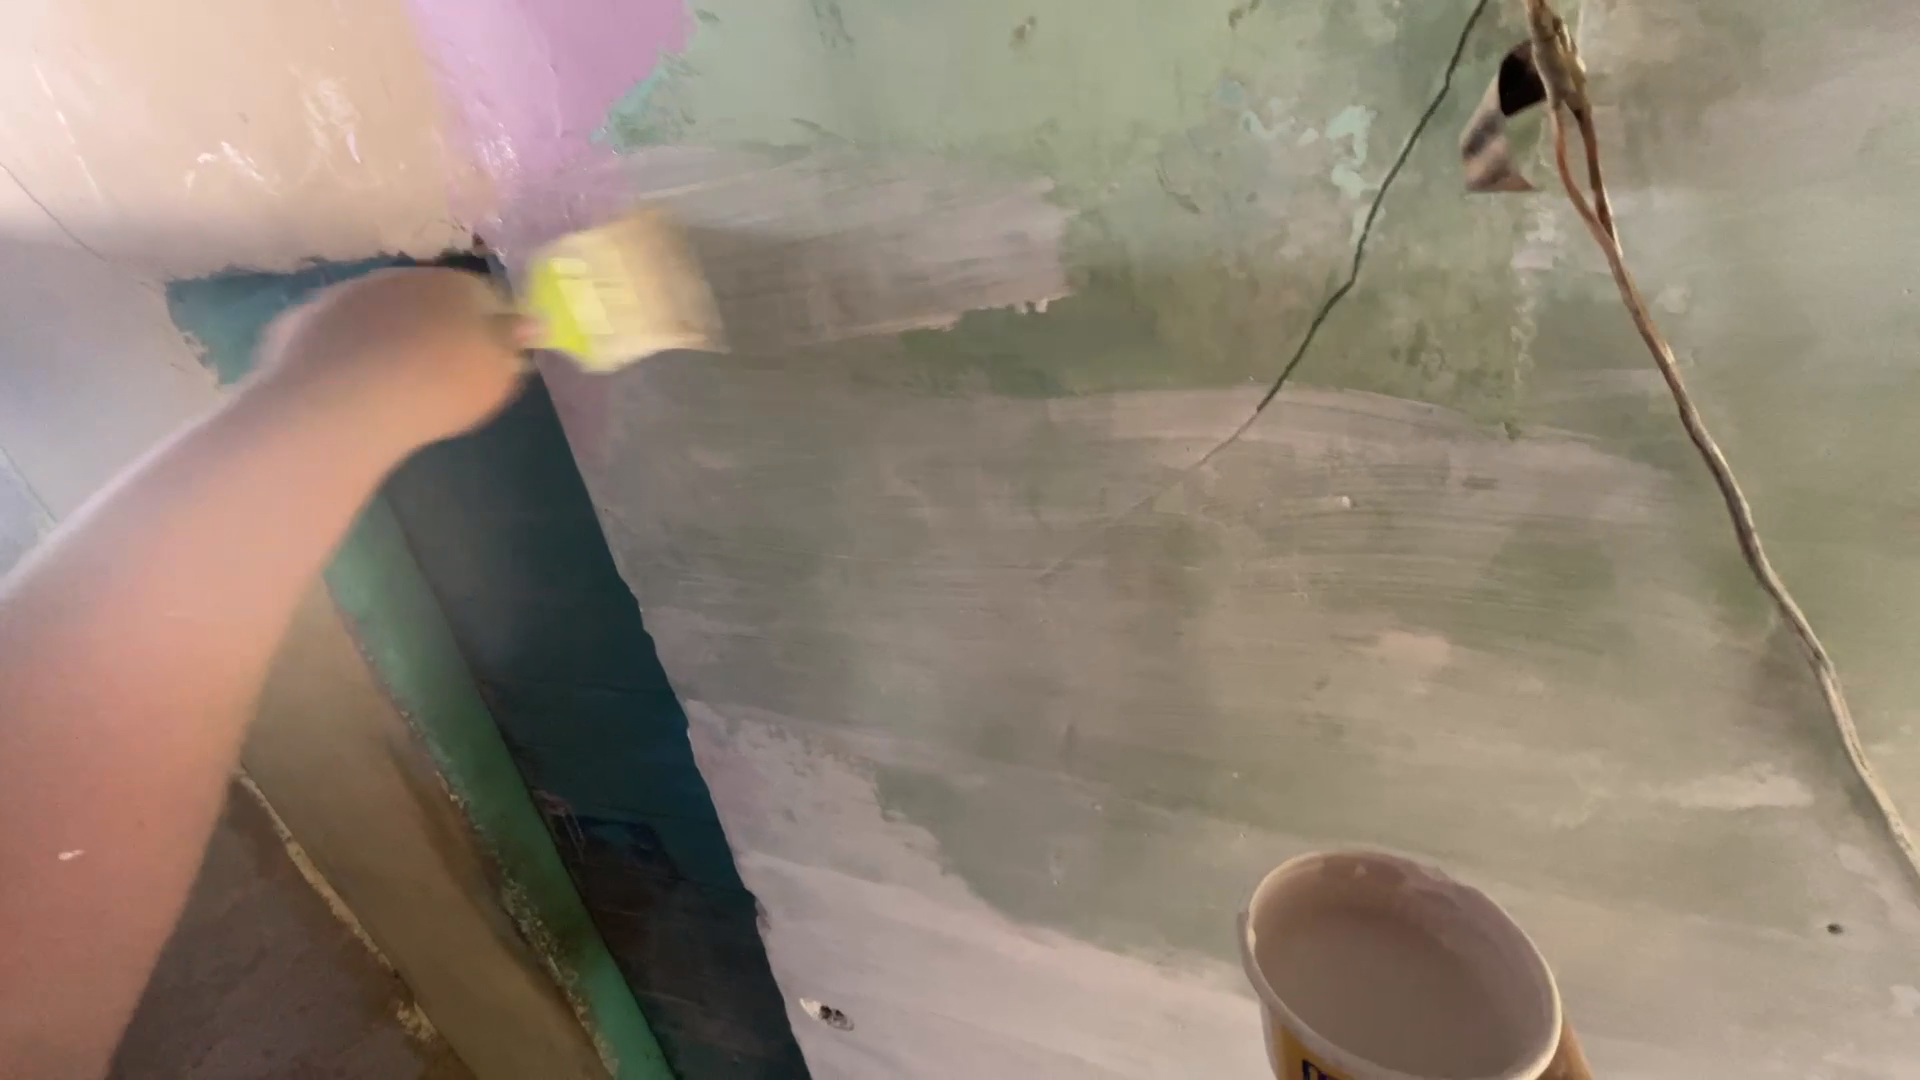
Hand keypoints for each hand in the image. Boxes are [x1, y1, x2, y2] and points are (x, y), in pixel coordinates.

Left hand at [252, 267, 528, 450]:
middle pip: (433, 297)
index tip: (496, 353)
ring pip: (387, 309)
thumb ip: (513, 344)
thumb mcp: (497, 375)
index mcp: (458, 286)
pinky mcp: (306, 317)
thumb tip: (531, 321)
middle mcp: (403, 276)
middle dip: (443, 324)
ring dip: (398, 333)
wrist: (343, 403)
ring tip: (405, 376)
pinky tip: (364, 381)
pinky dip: (358, 347)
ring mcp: (350, 292)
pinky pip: (346, 329)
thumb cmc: (439, 388)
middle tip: (451, 366)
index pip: (487, 293)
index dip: (495, 322)